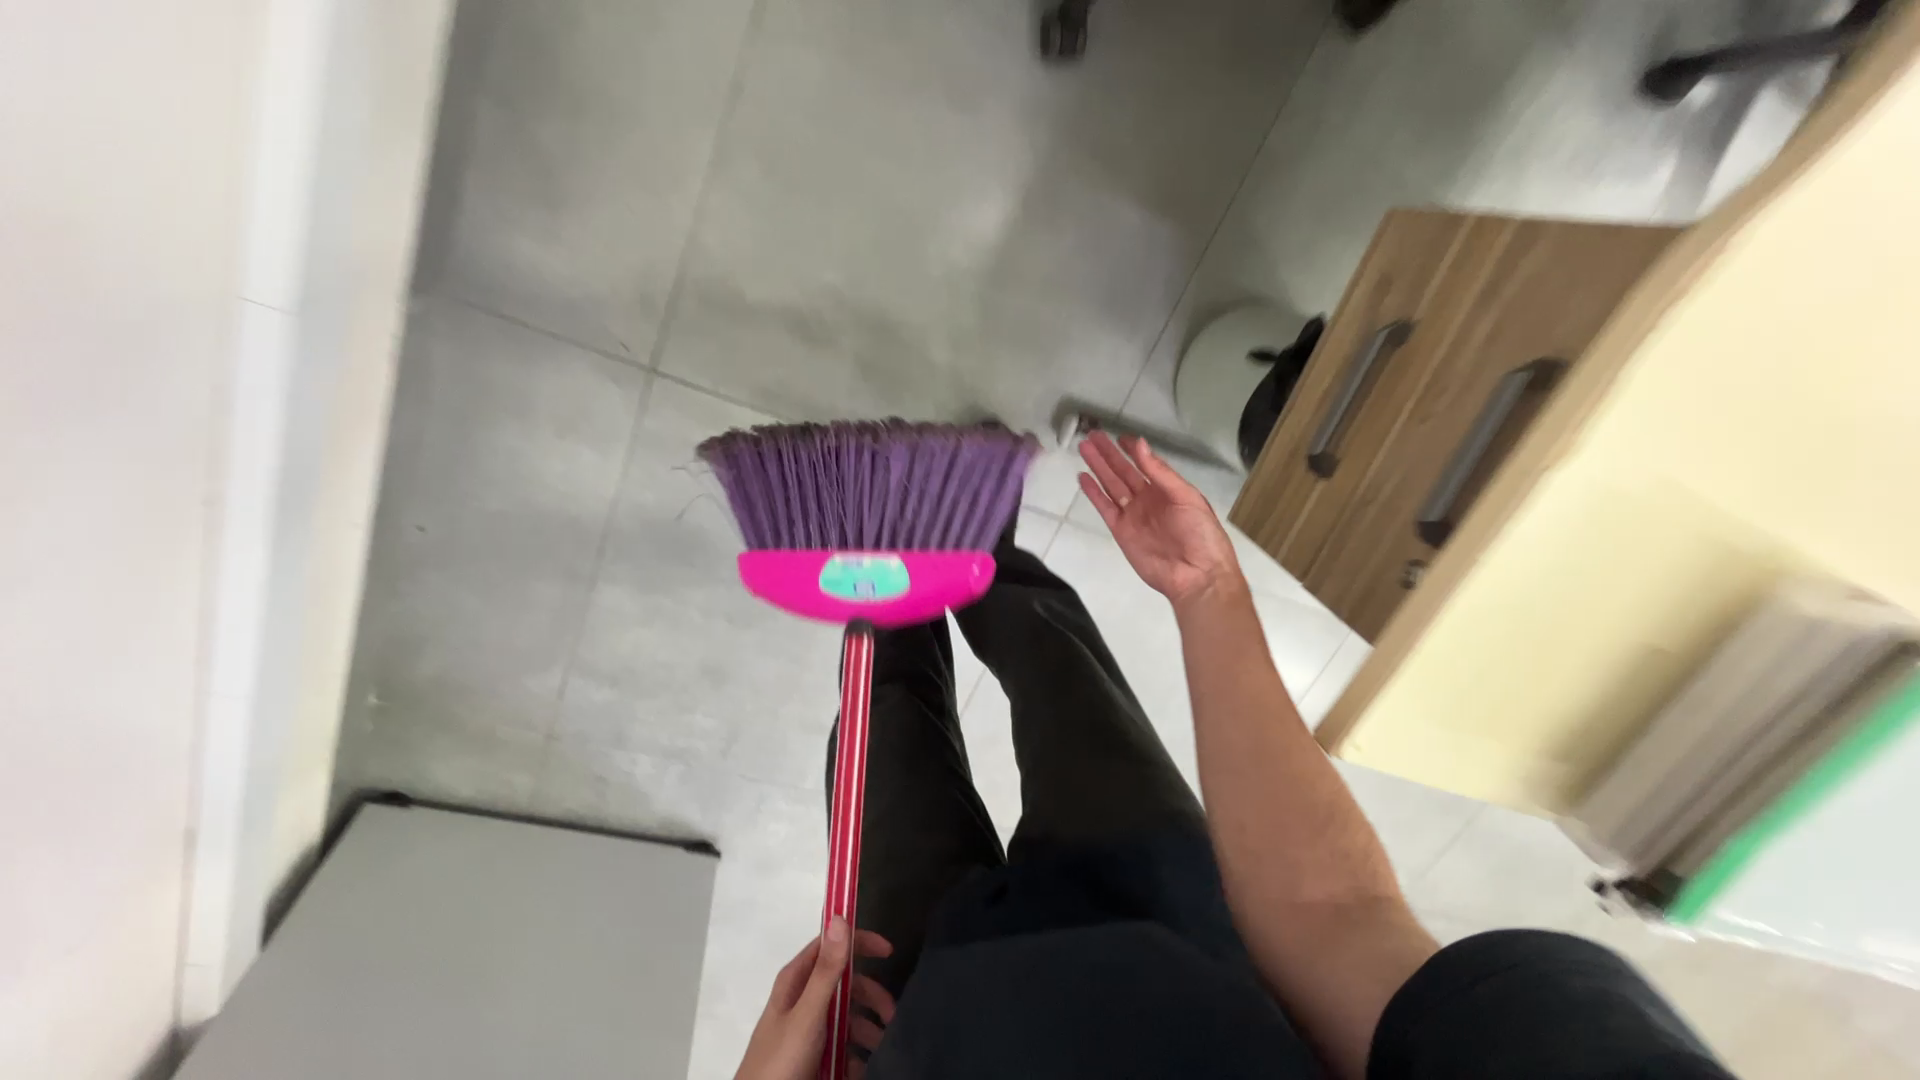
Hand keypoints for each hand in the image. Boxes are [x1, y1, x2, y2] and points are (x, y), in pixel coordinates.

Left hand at [735, 918, 896, 1079]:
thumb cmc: (781, 1060)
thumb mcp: (807, 1014)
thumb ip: (826, 970)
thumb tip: (840, 917)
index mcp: (796, 981)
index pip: (830, 946)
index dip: (859, 943)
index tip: (888, 952)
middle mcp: (803, 999)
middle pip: (845, 984)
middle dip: (870, 997)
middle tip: (892, 1015)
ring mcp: (808, 1029)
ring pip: (847, 1018)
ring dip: (868, 1029)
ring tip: (882, 1047)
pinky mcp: (813, 1056)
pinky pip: (843, 1047)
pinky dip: (857, 1054)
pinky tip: (865, 1066)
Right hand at [1077, 431, 1241, 606]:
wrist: (1196, 574)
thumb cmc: (1200, 534)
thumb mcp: (1186, 497)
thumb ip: (1160, 472)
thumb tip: (1140, 444)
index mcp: (1168, 490)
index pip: (1146, 464)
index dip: (1133, 450)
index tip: (1120, 436)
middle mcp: (1148, 500)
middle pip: (1123, 472)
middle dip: (1108, 454)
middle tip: (1092, 435)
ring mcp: (1133, 515)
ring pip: (1111, 486)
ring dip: (1098, 467)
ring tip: (1084, 448)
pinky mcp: (1121, 531)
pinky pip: (1104, 508)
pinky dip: (1093, 493)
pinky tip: (1083, 478)